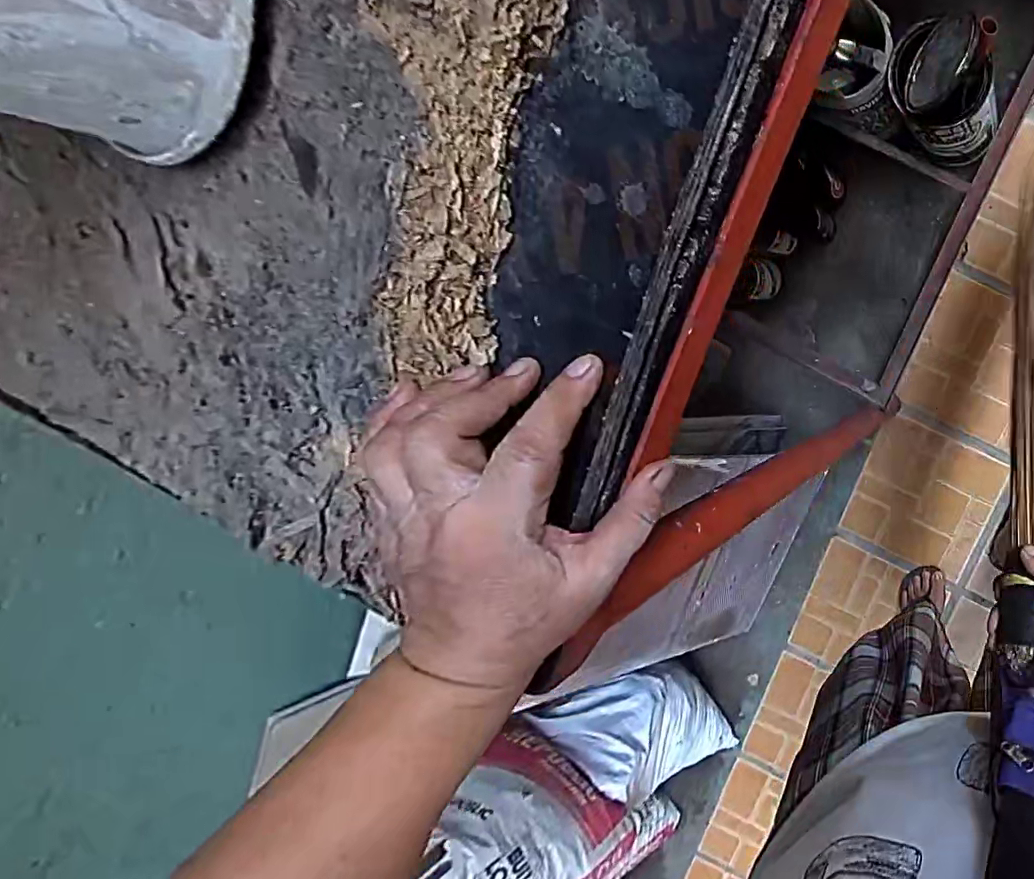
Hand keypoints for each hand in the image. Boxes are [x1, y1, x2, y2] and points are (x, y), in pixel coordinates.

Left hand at [357, 355, 673, 692]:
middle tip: (525, 372)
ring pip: (395, 439)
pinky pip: (371, 458)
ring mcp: (403, 518)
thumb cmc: (530, 622)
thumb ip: (633, 519)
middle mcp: (438, 516)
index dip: (560, 401)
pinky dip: (389, 419)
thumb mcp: (596, 576)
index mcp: (495, 528)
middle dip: (486, 392)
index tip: (586, 369)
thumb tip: (662, 469)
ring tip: (474, 375)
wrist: (459, 664)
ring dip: (434, 398)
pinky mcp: (386, 519)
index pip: (527, 447)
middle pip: (441, 431)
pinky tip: (415, 396)